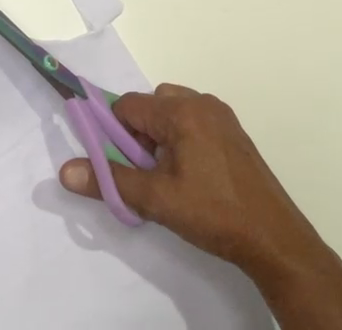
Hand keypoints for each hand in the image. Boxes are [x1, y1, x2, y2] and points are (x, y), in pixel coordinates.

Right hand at [60, 84, 320, 266]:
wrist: (275, 239)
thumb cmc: (214, 213)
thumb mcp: (156, 200)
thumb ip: (110, 180)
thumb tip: (65, 171)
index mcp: (181, 111)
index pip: (127, 105)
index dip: (115, 133)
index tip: (122, 165)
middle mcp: (202, 103)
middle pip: (149, 105)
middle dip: (139, 134)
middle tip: (148, 172)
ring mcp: (222, 116)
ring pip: (172, 113)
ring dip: (160, 137)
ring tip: (168, 176)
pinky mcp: (234, 133)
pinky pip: (193, 121)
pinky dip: (181, 139)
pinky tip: (191, 176)